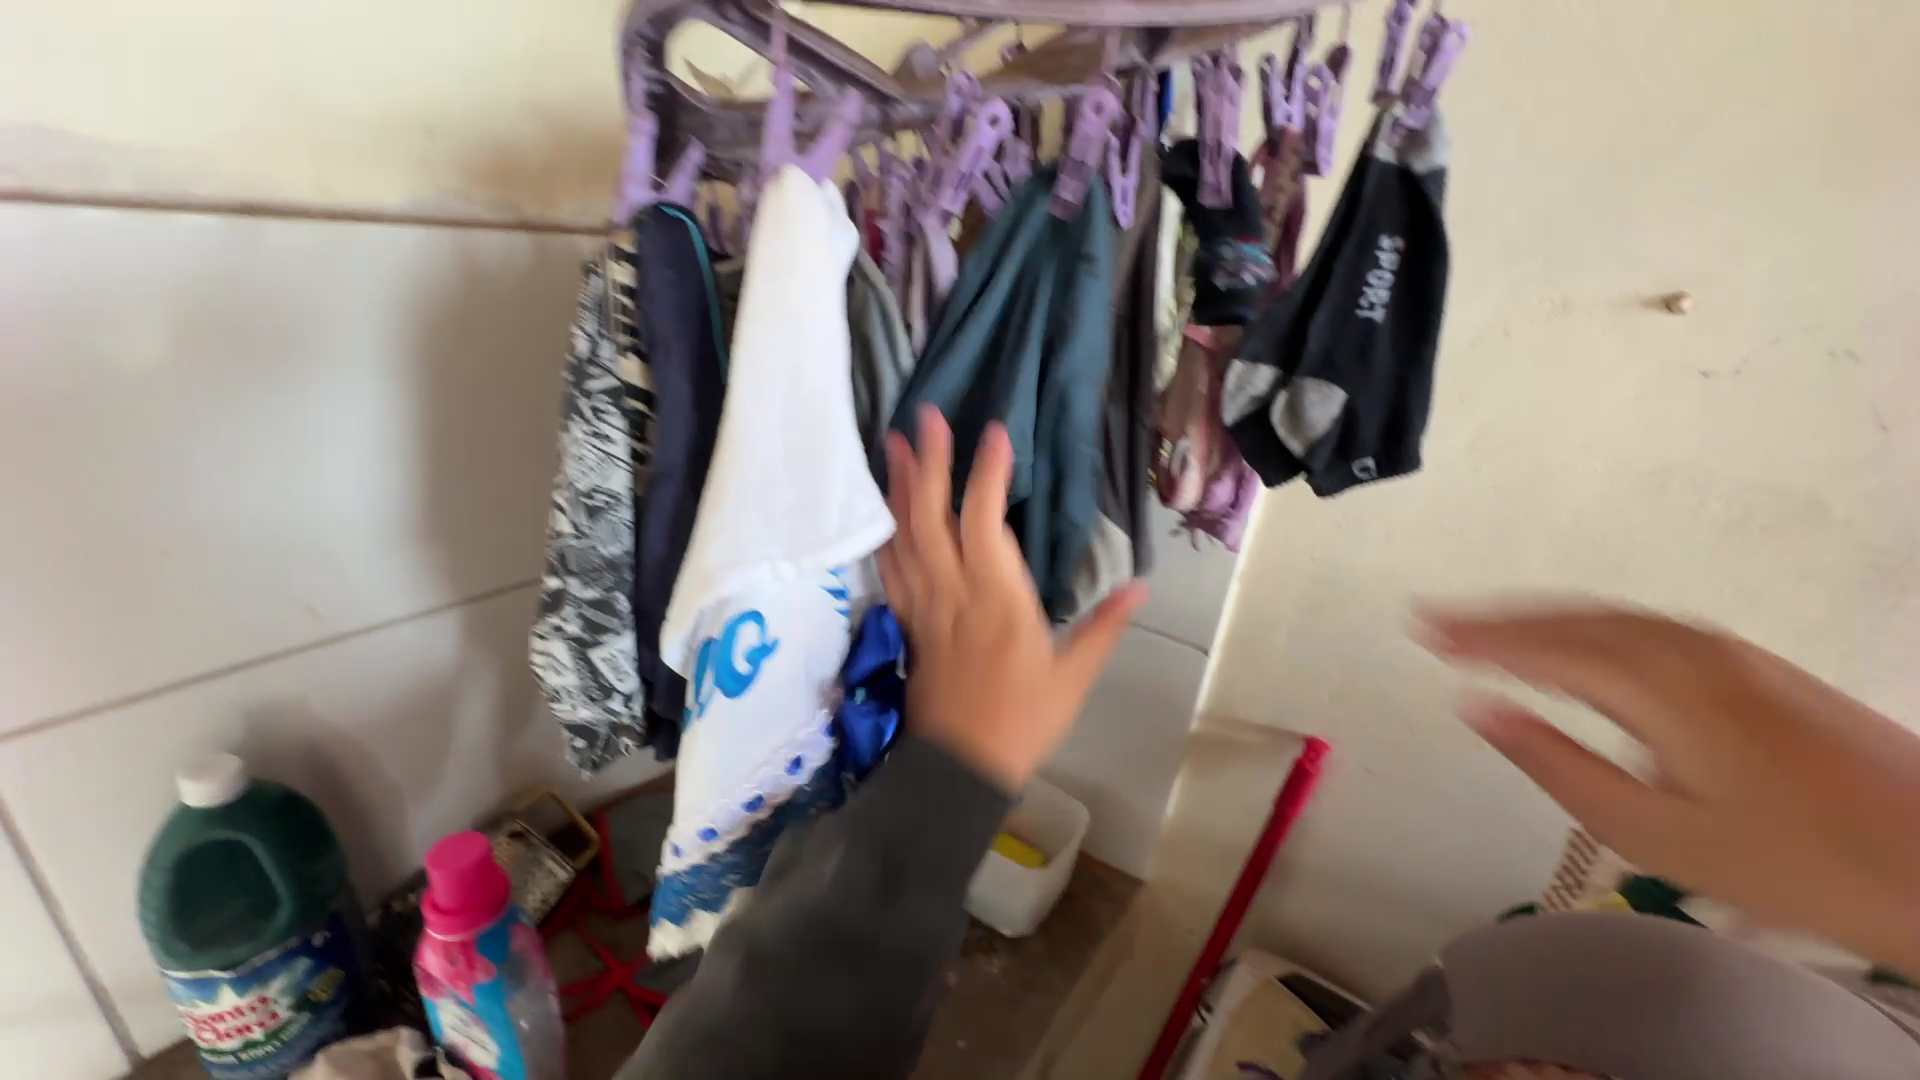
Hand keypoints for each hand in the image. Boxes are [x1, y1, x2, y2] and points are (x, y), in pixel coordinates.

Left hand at [879, 407, 1144, 791]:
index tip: (996, 431)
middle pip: (932, 517)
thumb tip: (1140, 586)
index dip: (988, 475)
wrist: (959, 767)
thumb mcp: (1073, 676)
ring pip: (904, 535)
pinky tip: (881, 508)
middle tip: (924, 416)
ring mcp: (924, 604)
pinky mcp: (907, 621)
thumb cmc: (1023, 720)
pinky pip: (890, 568)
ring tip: (891, 442)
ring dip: (897, 487)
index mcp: (998, 599)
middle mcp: (954, 591)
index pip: (986, 522)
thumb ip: (1104, 627)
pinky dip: (885, 532)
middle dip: (927, 462)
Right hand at [1421, 602, 1919, 973]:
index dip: (1477, 636)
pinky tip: (1570, 639)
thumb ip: (1555, 763)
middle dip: (1496, 617)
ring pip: (1609, 617)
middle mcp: (1691, 652)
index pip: (1544, 646)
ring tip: (1482, 626)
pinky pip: (1644, 626)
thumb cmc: (1788, 863)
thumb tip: (1476, 707)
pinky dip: (1586, 624)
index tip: (1419, 628)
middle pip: (1573, 619)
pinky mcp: (1755, 668)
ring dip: (1538, 616)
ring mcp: (1730, 655)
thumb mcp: (1652, 832)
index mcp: (1660, 687)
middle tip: (1432, 618)